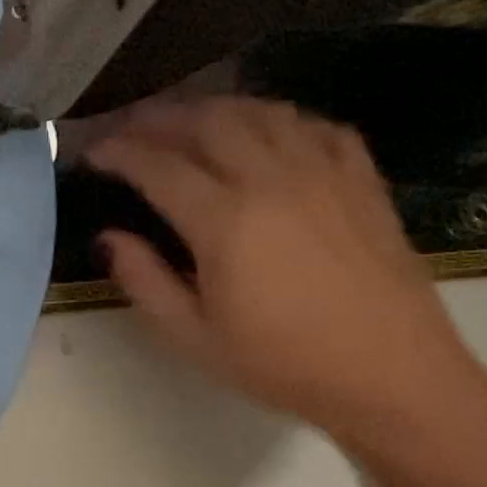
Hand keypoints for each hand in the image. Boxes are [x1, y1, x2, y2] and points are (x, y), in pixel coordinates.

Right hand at [88, 96, 483, 435]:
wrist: (393, 376)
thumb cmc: (283, 364)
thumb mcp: (194, 338)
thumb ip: (144, 281)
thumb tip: (110, 238)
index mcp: (225, 221)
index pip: (158, 166)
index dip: (118, 151)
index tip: (93, 151)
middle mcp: (271, 180)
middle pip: (207, 122)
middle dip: (160, 118)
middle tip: (132, 128)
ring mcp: (323, 173)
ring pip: (261, 113)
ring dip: (216, 109)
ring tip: (190, 122)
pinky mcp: (362, 180)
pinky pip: (315, 126)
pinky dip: (280, 119)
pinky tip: (267, 134)